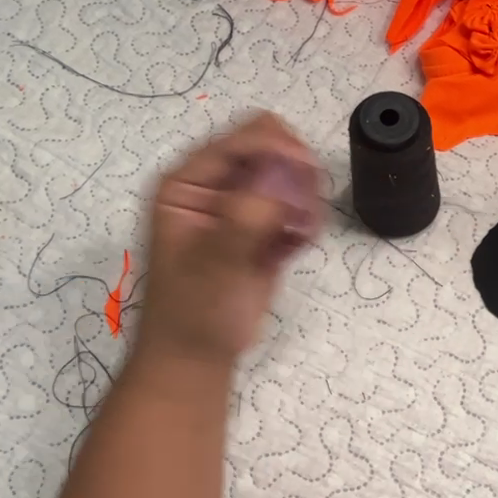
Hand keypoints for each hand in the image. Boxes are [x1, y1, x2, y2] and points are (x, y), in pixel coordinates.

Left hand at [135, 112, 323, 367]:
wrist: (196, 357)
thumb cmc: (194, 312)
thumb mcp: (215, 263)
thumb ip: (245, 216)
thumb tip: (283, 174)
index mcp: (188, 183)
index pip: (238, 141)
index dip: (277, 147)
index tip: (309, 172)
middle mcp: (214, 187)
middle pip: (270, 150)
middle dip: (295, 174)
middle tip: (304, 213)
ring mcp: (241, 207)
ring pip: (290, 176)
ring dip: (306, 199)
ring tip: (300, 234)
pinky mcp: (264, 229)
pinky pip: (297, 206)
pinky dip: (306, 221)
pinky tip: (298, 246)